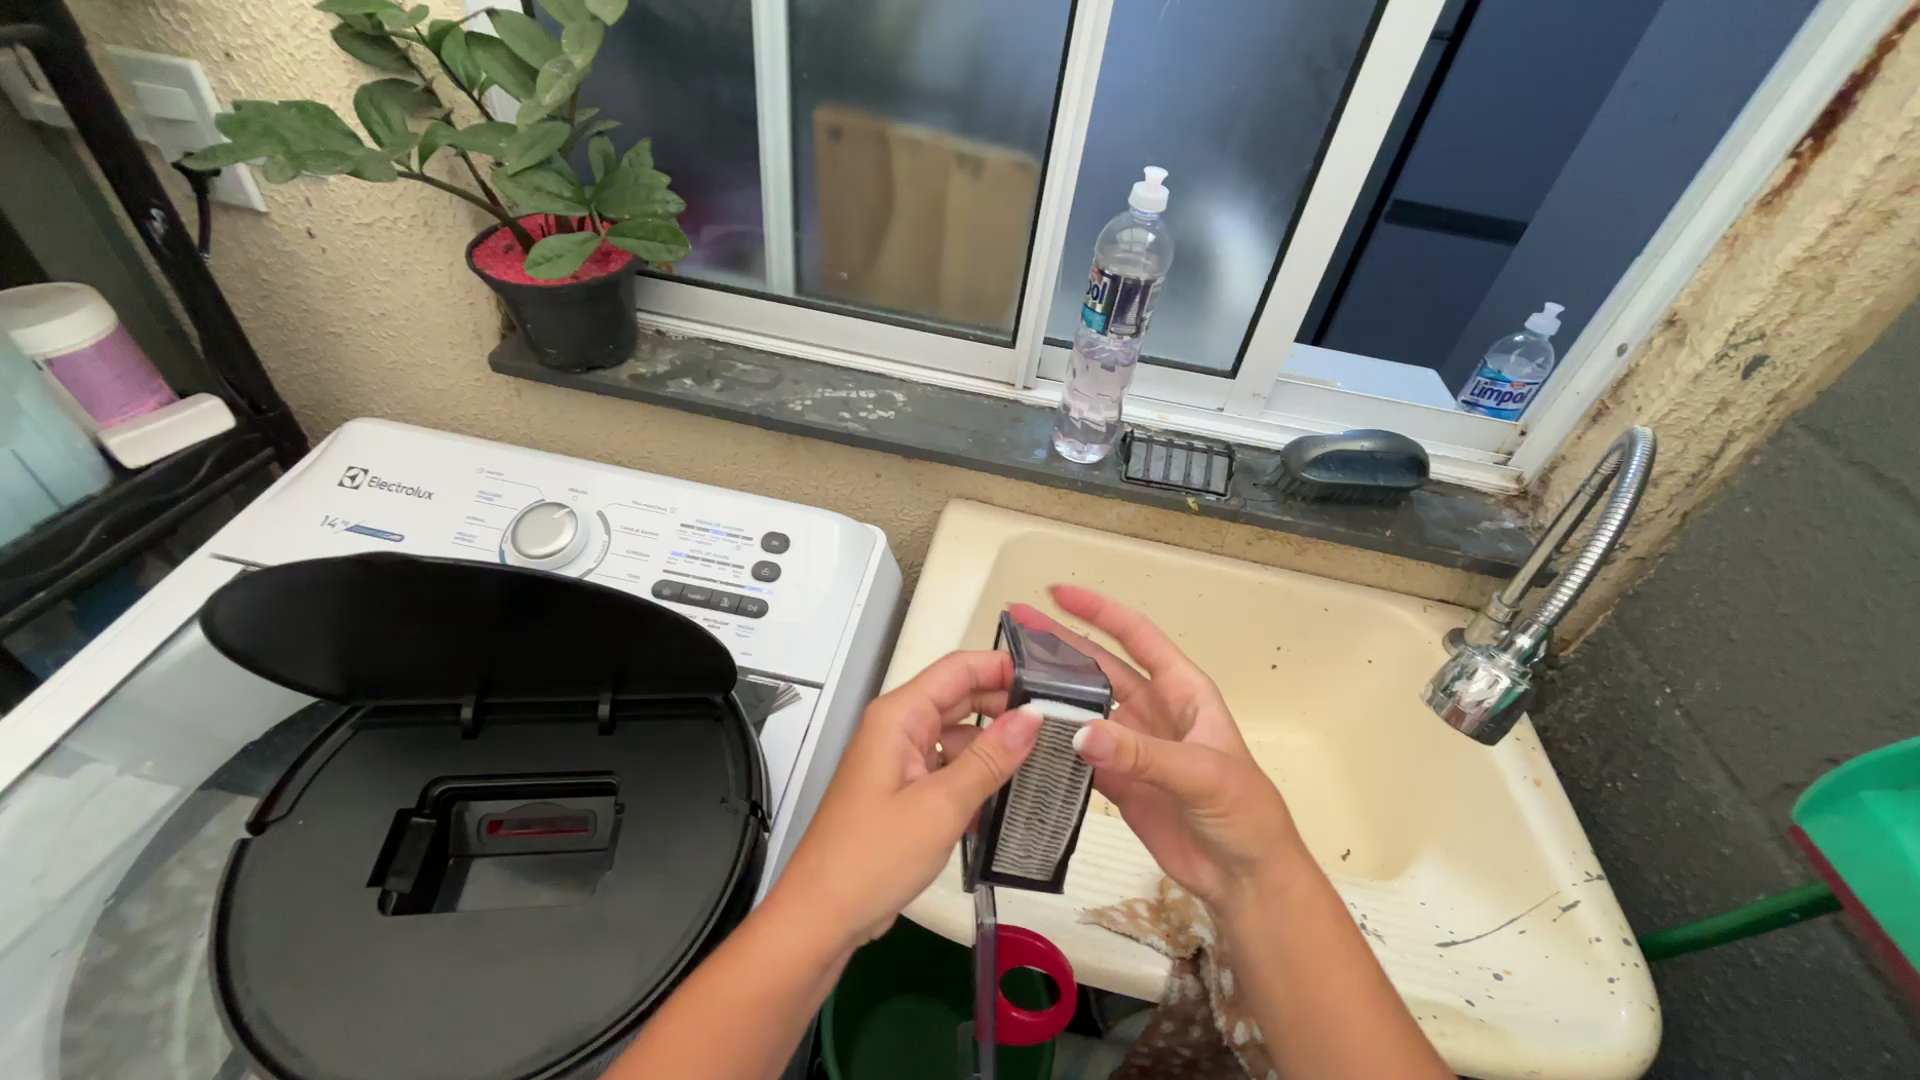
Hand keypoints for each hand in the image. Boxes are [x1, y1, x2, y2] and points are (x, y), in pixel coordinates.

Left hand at [767, 650, 1042, 951]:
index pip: (958, 669)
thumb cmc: (873, 856)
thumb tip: (1033, 716)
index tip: (1051, 681)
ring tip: (1043, 764)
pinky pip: (948, 770)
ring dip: (994, 750)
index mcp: (899, 716)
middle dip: (1006, 708)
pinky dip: (975, 780)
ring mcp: (900, 762)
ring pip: (958, 738)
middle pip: (960, 699)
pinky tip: (1007, 802)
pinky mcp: (905, 793)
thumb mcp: (942, 805)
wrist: (822, 917)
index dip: (1003, 667)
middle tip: (1059, 725)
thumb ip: (990, 758)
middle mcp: (898, 729)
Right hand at [1008, 586, 1310, 910]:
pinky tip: (1024, 734)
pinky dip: (1052, 743)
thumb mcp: (1202, 773)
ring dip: (1050, 693)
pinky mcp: (1117, 780)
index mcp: (1182, 690)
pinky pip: (1077, 753)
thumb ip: (1142, 753)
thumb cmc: (1245, 812)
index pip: (1136, 636)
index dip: (1099, 611)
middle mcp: (1152, 709)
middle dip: (1059, 644)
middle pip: (1098, 667)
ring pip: (1083, 707)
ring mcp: (1131, 745)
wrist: (1246, 877)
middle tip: (1016, 626)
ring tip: (1008, 678)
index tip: (1059, 594)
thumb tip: (1081, 732)